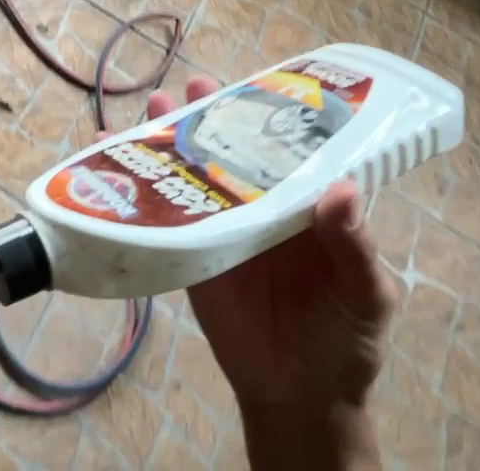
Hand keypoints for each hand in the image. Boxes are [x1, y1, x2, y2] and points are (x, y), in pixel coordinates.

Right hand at [154, 76, 394, 470]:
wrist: (295, 395)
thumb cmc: (344, 341)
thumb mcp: (365, 295)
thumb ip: (355, 248)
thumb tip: (342, 189)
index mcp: (306, 205)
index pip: (288, 148)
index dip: (269, 113)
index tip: (253, 84)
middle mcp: (261, 205)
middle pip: (233, 148)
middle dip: (212, 112)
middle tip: (194, 84)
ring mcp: (221, 224)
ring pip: (193, 170)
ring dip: (172, 135)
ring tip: (155, 102)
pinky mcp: (188, 248)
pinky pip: (161, 210)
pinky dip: (136, 182)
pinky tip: (114, 155)